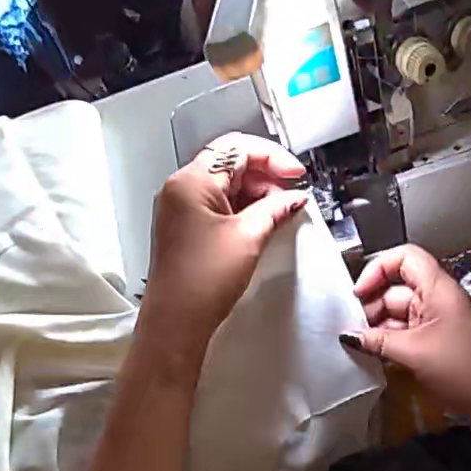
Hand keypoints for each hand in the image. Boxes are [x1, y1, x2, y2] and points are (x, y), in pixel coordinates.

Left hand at [144, 133, 308, 350]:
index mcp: (191, 182)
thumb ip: (275, 209)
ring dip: (255, 193)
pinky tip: (261, 222)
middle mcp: (180, 190)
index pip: (237, 149)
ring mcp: (179, 209)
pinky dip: (240, 209)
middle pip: (230, 163)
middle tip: (291, 193)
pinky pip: (216, 205)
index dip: (273, 158)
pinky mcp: (184, 228)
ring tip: (280, 211)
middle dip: (265, 175)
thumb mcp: (249, 237)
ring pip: (224, 185)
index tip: (295, 174)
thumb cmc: (200, 283)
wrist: (176, 322)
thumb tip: (292, 197)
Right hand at [343, 245, 470, 419]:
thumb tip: (349, 336)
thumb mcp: (413, 352)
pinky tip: (372, 352)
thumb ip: (377, 341)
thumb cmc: (462, 370)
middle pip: (394, 287)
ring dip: (376, 326)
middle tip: (353, 327)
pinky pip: (402, 330)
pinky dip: (386, 339)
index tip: (360, 294)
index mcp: (438, 289)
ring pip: (395, 311)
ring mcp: (434, 319)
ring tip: (359, 343)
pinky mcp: (432, 339)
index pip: (404, 258)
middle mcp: (436, 298)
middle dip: (371, 305)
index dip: (377, 269)